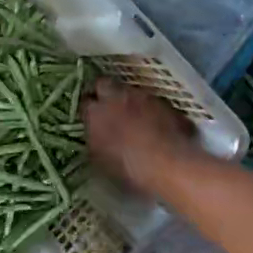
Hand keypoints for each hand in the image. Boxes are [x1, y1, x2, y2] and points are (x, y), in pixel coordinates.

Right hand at [83, 79, 200, 193]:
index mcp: (96, 112)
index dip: (88, 109)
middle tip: (108, 108)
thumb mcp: (99, 159)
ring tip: (135, 118)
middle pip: (105, 84)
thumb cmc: (126, 168)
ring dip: (130, 101)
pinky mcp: (166, 103)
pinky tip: (157, 126)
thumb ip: (94, 139)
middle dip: (104, 92)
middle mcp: (117, 97)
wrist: (168, 165)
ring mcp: (144, 97)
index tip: (90, 116)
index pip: (85, 102)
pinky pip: (154, 103)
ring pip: (132, 91)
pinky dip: (152, 111)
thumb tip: (95, 133)